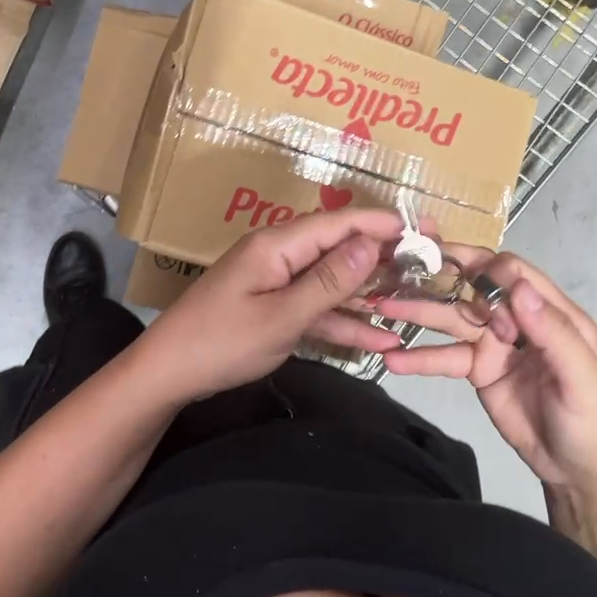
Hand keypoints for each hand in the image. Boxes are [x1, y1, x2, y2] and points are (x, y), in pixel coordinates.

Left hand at [128, 208, 407, 402]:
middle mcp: (279, 253)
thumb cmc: (221, 342)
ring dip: (368, 295)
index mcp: (278, 244)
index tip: (425, 231)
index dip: (382, 224)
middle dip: (382, 258)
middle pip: (338, 248)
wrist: (167, 374)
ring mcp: (275, 280)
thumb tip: (370, 244)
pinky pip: (315, 307)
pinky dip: (342, 321)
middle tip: (428, 268)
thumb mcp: (281, 316)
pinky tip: (379, 340)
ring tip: (415, 302)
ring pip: (331, 280)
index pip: (339, 223)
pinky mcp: (272, 306)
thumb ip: (329, 282)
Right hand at [373, 246, 596, 489]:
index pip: (515, 274)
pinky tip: (392, 360)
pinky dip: (419, 358)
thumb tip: (517, 288)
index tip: (482, 307)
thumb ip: (554, 333)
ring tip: (382, 306)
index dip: (492, 280)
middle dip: (442, 277)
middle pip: (476, 287)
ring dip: (419, 311)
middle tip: (403, 272)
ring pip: (454, 317)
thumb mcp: (586, 380)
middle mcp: (520, 320)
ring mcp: (497, 345)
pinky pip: (445, 357)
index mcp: (553, 312)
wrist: (583, 478)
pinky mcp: (479, 371)